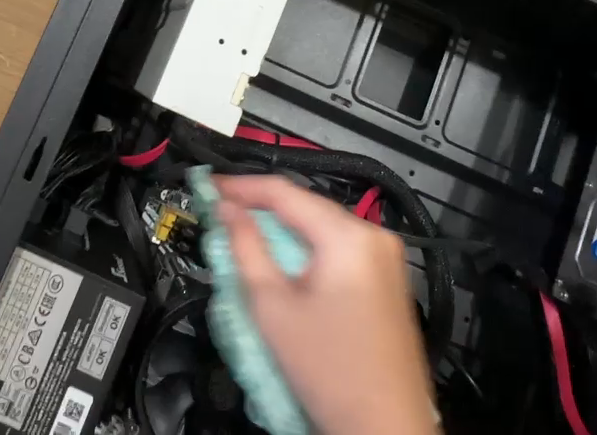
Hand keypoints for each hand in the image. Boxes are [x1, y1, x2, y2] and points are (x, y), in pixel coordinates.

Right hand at [215, 175, 437, 434]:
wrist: (387, 431)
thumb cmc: (331, 374)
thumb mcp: (272, 306)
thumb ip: (245, 247)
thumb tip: (227, 210)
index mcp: (349, 237)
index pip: (284, 192)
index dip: (240, 186)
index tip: (208, 188)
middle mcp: (375, 237)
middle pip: (305, 207)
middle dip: (261, 209)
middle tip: (222, 214)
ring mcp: (387, 259)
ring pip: (320, 227)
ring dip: (282, 230)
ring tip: (245, 237)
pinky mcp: (388, 280)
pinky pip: (338, 248)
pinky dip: (306, 250)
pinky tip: (282, 263)